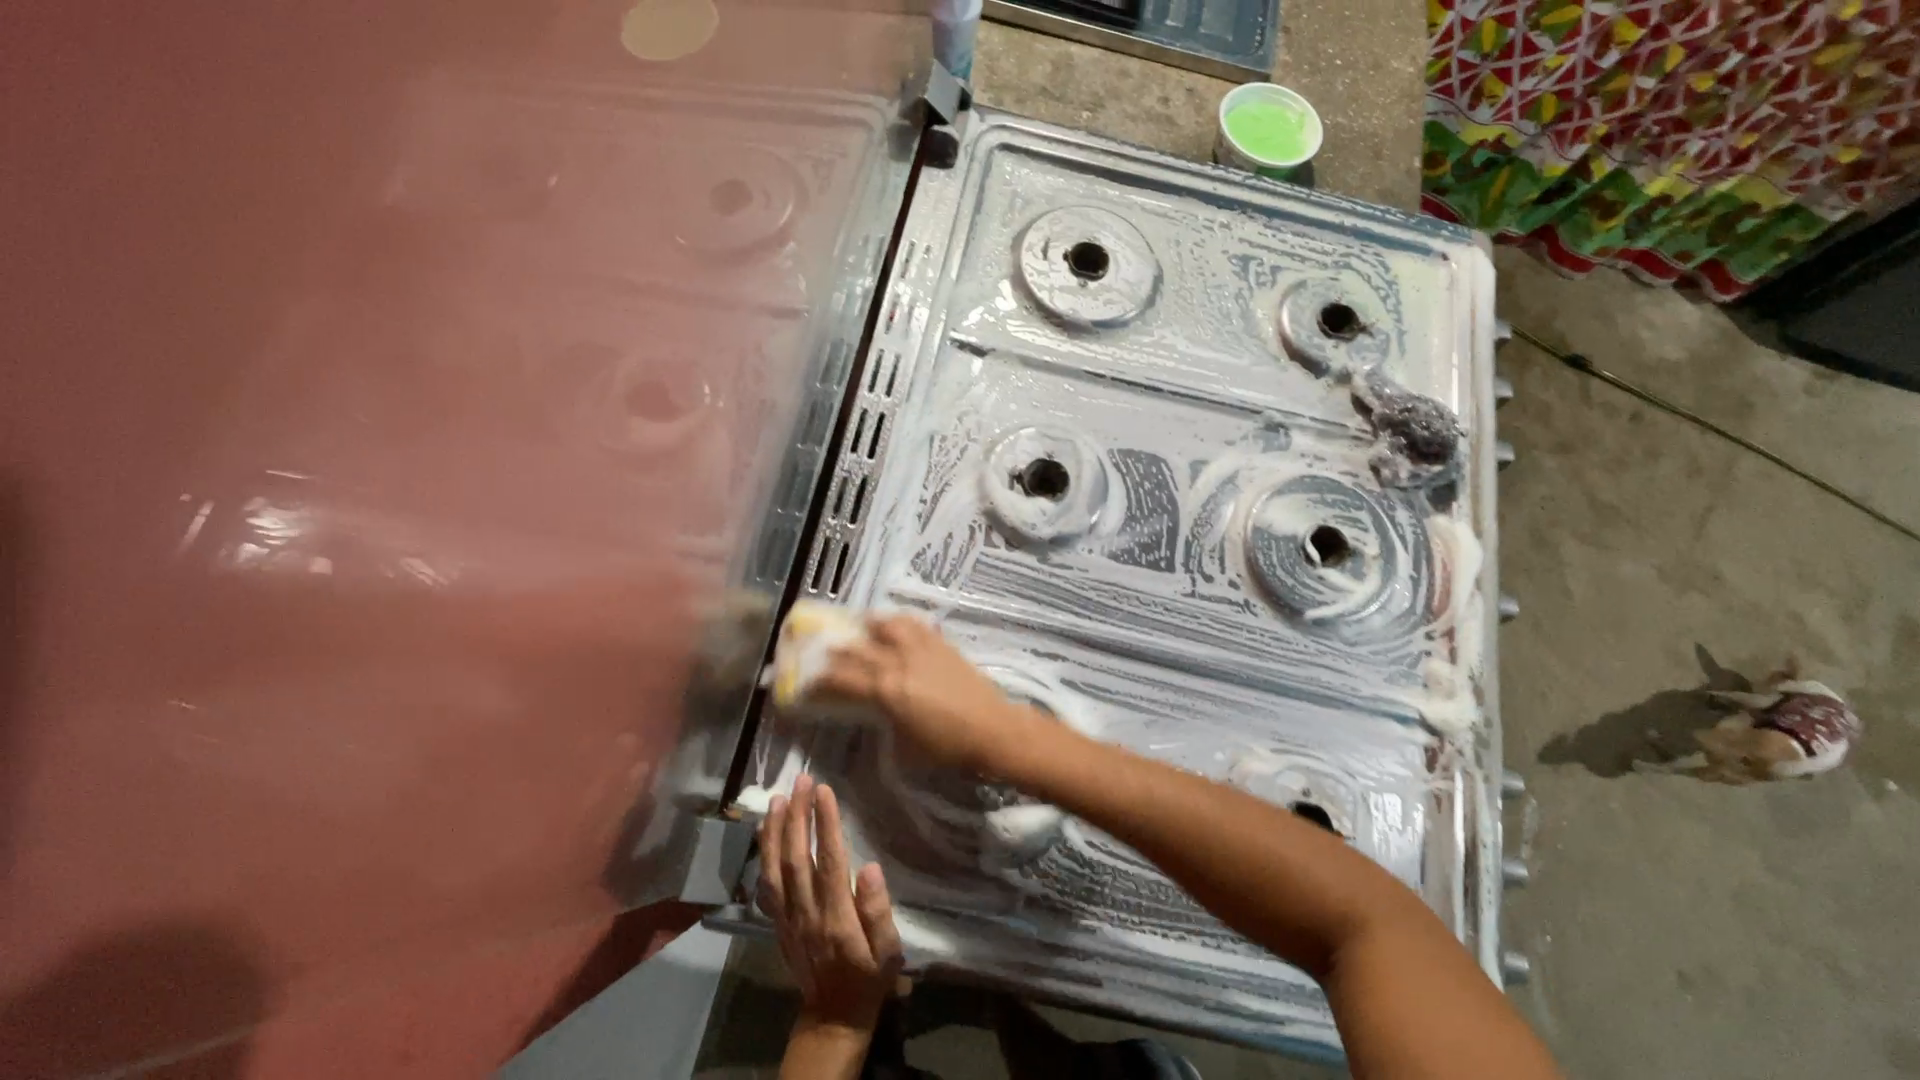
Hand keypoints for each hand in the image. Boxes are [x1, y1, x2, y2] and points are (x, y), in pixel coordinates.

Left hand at [758, 775, 902, 1030]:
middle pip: (797, 856)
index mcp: (837, 917)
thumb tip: (870, 867)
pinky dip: (762, 856)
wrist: (834, 1015)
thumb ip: (878, 910)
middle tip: (802, 781)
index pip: (829, 861)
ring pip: (774, 867)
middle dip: (797, 815)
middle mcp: (807, 913)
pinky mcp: (778, 922)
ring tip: (778, 798)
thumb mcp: (889, 950)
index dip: (825, 824)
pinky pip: (765, 885)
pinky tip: (764, 833)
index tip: (824, 791)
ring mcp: (788, 917)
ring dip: (774, 830)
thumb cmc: (870, 977)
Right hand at [814, 614, 1038, 771]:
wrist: (994, 731)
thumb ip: (883, 726)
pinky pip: (915, 624)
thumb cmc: (949, 749)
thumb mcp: (904, 748)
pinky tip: (895, 625)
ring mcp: (922, 648)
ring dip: (867, 625)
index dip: (817, 681)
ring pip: (886, 624)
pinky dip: (899, 622)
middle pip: (857, 648)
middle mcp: (899, 661)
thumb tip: (873, 716)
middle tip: (819, 651)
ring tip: (858, 625)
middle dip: (833, 651)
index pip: (840, 679)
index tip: (803, 683)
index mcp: (886, 690)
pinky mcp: (942, 644)